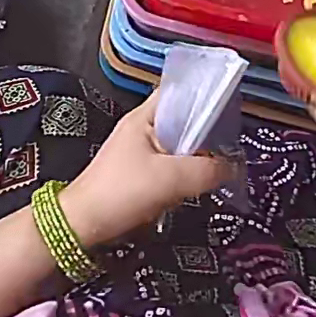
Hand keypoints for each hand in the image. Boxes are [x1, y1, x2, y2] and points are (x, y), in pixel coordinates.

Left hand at [62, 92, 232, 246]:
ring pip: (180, 147)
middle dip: (205, 135)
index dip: (204, 95)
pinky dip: (182, 177)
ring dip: (195, 160)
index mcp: (144, 117)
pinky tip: (190, 189)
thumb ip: (207, 170)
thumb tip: (233, 168)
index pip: (178, 92)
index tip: (230, 109)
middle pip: (184, 122)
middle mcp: (142, 128)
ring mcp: (140, 152)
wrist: (83, 225)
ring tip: (212, 171)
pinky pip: (171, 168)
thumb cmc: (121, 192)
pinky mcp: (140, 174)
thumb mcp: (170, 179)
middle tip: (227, 148)